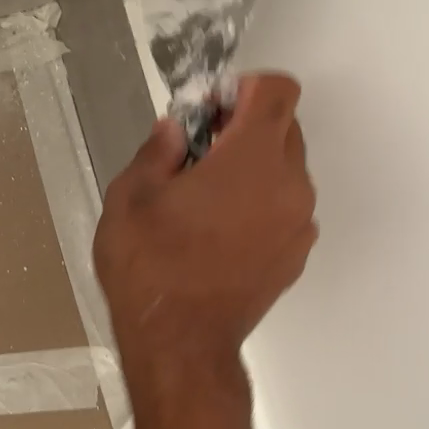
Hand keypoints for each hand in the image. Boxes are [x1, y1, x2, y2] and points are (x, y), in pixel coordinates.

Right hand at [93, 73, 317, 380]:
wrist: (179, 341)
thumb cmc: (148, 263)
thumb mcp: (129, 197)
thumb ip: (158, 151)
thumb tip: (177, 130)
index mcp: (249, 161)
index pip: (276, 92)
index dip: (242, 87)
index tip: (205, 108)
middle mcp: (289, 186)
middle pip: (283, 128)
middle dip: (240, 126)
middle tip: (191, 153)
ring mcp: (298, 223)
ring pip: (283, 169)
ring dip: (248, 167)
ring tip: (198, 199)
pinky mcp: (296, 254)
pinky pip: (283, 206)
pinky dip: (256, 202)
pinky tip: (212, 232)